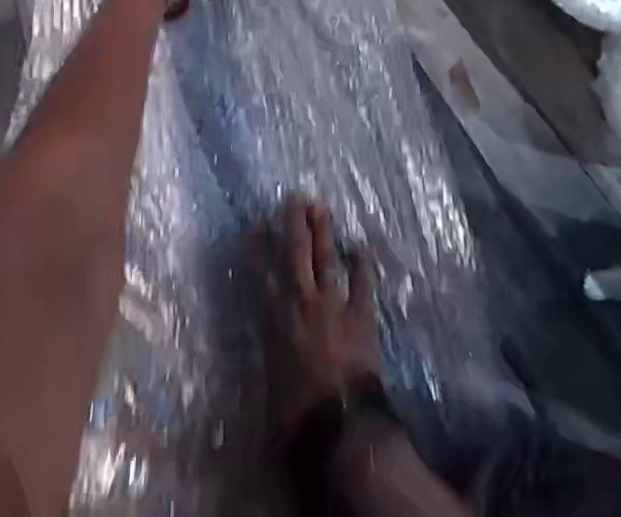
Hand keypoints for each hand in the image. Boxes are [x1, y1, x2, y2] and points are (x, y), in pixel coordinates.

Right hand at [269, 197, 382, 433]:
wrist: (340, 423)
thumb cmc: (295, 410)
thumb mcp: (268, 380)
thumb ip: (267, 354)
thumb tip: (264, 347)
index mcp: (276, 317)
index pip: (263, 272)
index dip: (259, 247)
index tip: (257, 224)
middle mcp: (302, 302)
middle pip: (296, 254)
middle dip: (294, 223)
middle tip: (294, 197)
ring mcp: (333, 305)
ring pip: (325, 259)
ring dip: (323, 232)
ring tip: (320, 206)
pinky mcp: (361, 315)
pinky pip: (363, 283)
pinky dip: (362, 264)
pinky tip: (361, 246)